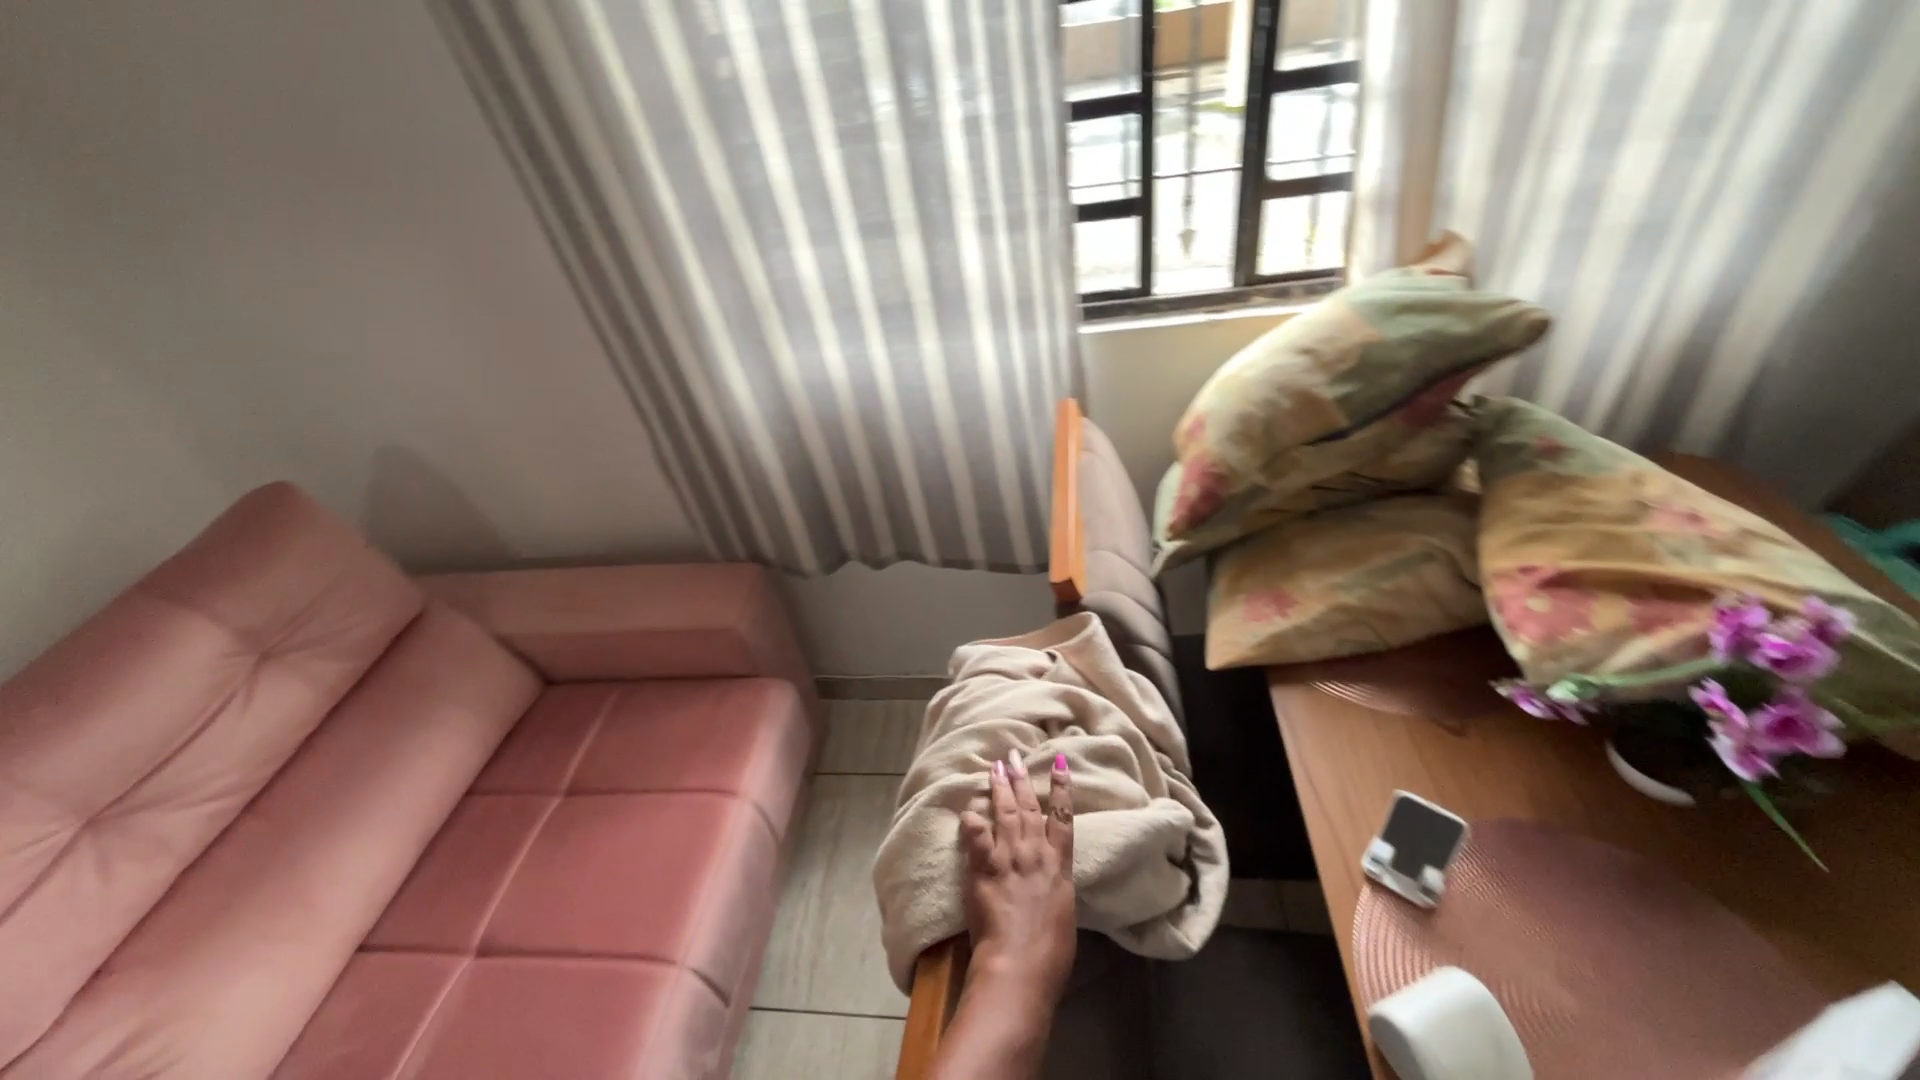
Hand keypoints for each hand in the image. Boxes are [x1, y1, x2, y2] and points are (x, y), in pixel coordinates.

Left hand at [958, 749, 1076, 1004]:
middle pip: (1029, 807)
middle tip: (1014, 755)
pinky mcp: (984, 868)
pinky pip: (976, 836)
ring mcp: (1009, 858)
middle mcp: (1035, 853)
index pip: (1063, 817)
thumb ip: (1055, 888)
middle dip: (1022, 778)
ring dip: (1000, 787)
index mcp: (1059, 865)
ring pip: (1005, 813)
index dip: (1061, 788)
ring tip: (995, 766)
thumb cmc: (1051, 950)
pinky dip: (972, 821)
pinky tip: (968, 807)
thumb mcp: (1063, 911)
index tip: (1059, 762)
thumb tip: (1051, 882)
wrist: (1022, 963)